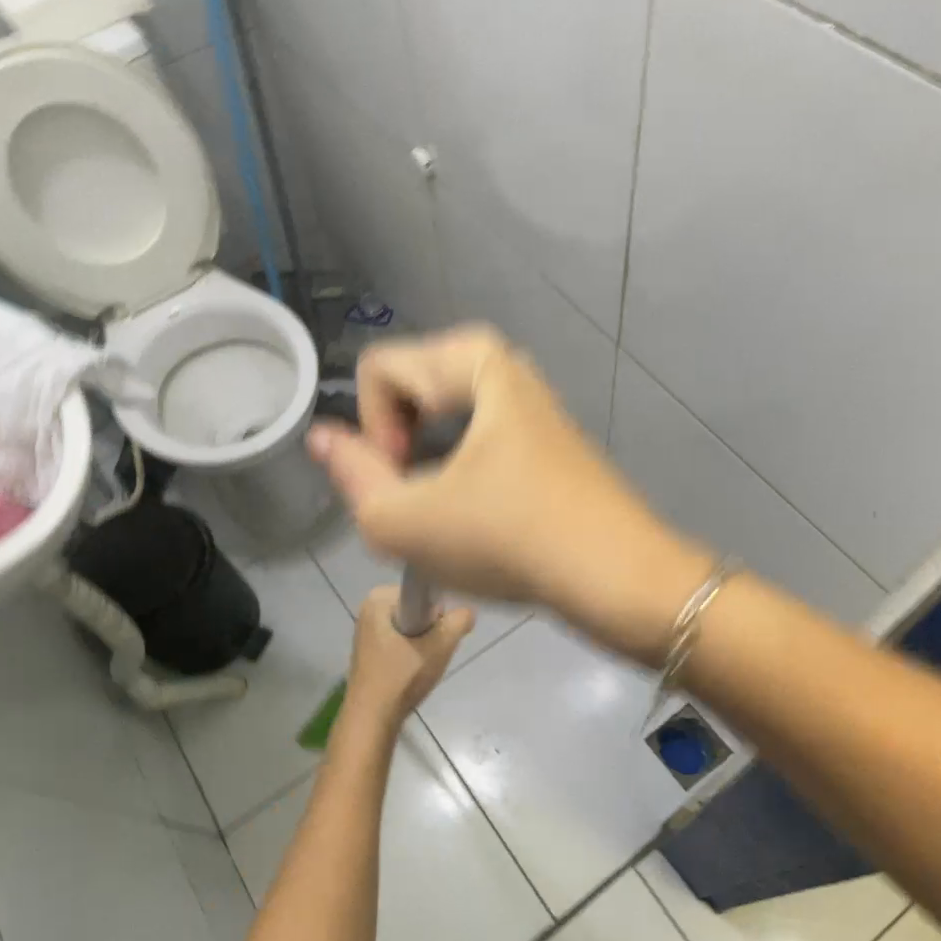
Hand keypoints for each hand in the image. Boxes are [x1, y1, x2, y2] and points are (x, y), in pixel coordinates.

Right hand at [307, 325, 715, 664]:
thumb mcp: (404, 519)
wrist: (618, 579)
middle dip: (398, 447)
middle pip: (411, 391)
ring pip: (446, 423)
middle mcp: (508, 369)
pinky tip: (477, 525)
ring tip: (445, 522)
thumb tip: (323, 437)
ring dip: (428, 469)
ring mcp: (533, 407)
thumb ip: (351, 474)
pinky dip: (463, 478)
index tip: (402, 482)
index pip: (379, 370)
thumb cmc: (507, 539)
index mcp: (475, 361)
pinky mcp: (549, 444)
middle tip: (418, 505)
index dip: (372, 431)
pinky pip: (480, 444)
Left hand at [343, 587, 475, 727]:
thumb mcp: (439, 647)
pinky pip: (401, 640)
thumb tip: (468, 611)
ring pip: (412, 626)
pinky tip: (411, 672)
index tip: (437, 636)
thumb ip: (459, 622)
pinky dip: (411, 652)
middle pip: (418, 609)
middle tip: (430, 653)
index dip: (437, 613)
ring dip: (423, 643)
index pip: (424, 592)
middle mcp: (369, 608)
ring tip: (421, 664)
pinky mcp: (369, 650)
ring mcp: (367, 630)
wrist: (372, 718)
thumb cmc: (401, 678)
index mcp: (378, 598)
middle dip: (430, 629)